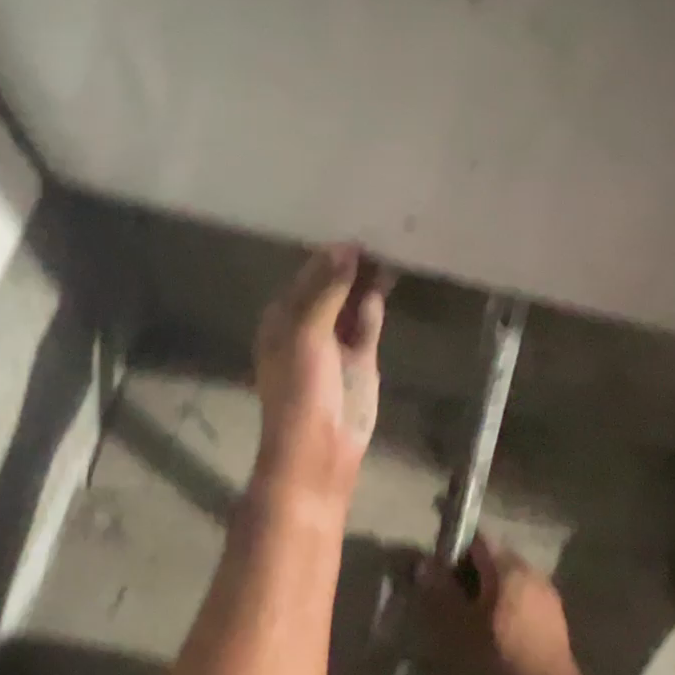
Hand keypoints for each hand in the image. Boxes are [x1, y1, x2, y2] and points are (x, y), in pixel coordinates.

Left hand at [252, 243, 388, 498]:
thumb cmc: (301, 391)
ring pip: (353, 301)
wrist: (319, 449)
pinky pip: (368, 322)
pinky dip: (375, 304)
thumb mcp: (306, 335)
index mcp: (282, 317)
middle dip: (352, 262)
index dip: (331, 253)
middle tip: (382, 228)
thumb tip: (346, 248)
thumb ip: (326, 291)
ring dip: (368, 279)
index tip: (357, 225)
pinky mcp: (361, 358)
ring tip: (392, 244)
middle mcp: (307, 324)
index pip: (308, 274)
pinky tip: (389, 280)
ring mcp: (336, 341)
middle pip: (332, 284)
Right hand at [421, 536, 580, 674]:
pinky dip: (505, 600)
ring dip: (488, 586)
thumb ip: (442, 591)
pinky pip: (523, 594)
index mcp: (509, 567)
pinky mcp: (554, 614)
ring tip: (469, 611)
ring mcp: (547, 592)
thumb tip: (424, 563)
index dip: (455, 547)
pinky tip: (494, 626)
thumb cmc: (499, 654)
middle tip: (449, 592)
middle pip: (495, 556)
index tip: (439, 566)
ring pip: (510, 577)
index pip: (479, 538)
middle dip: (470, 568)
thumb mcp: (460, 624)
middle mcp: (532, 570)